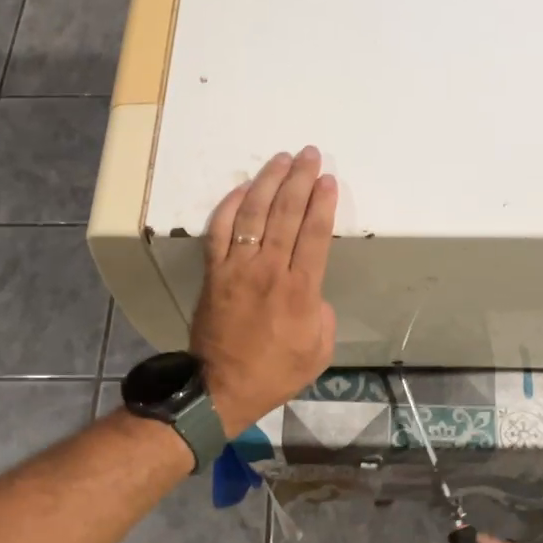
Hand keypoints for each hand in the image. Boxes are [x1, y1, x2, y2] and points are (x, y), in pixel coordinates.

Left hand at [191, 147, 338, 436]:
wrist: (221, 389)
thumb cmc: (276, 372)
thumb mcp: (319, 350)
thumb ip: (321, 313)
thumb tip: (312, 291)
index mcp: (300, 290)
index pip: (314, 234)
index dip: (323, 203)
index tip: (328, 179)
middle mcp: (269, 270)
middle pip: (286, 214)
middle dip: (299, 180)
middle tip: (309, 154)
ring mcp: (237, 268)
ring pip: (254, 214)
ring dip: (268, 182)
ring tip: (281, 159)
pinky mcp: (214, 272)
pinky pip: (220, 231)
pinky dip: (231, 206)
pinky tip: (244, 187)